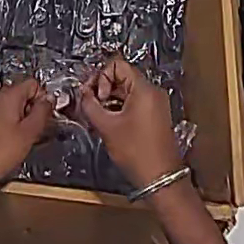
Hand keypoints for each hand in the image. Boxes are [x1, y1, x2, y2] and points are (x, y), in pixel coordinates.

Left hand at [0, 79, 53, 189]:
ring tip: (22, 138)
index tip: (44, 115)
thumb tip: (50, 99)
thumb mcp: (30, 132)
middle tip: (34, 129)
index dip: (43, 99)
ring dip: (21, 118)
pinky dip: (8, 125)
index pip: (33, 84)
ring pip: (12, 106)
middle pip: (23, 94)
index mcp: (8, 95)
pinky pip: (1, 115)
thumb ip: (43, 111)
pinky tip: (9, 142)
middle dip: (32, 109)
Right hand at [78, 56, 183, 190]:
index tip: (96, 97)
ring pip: (127, 91)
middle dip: (103, 89)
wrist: (160, 178)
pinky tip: (110, 123)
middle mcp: (152, 91)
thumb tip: (82, 93)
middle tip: (92, 106)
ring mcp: (155, 103)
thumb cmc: (135, 150)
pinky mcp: (155, 115)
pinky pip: (134, 102)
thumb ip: (90, 105)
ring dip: (110, 100)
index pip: (118, 65)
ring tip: (98, 116)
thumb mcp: (107, 127)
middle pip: (122, 77)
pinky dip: (120, 108)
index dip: (101, 77)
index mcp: (143, 88)